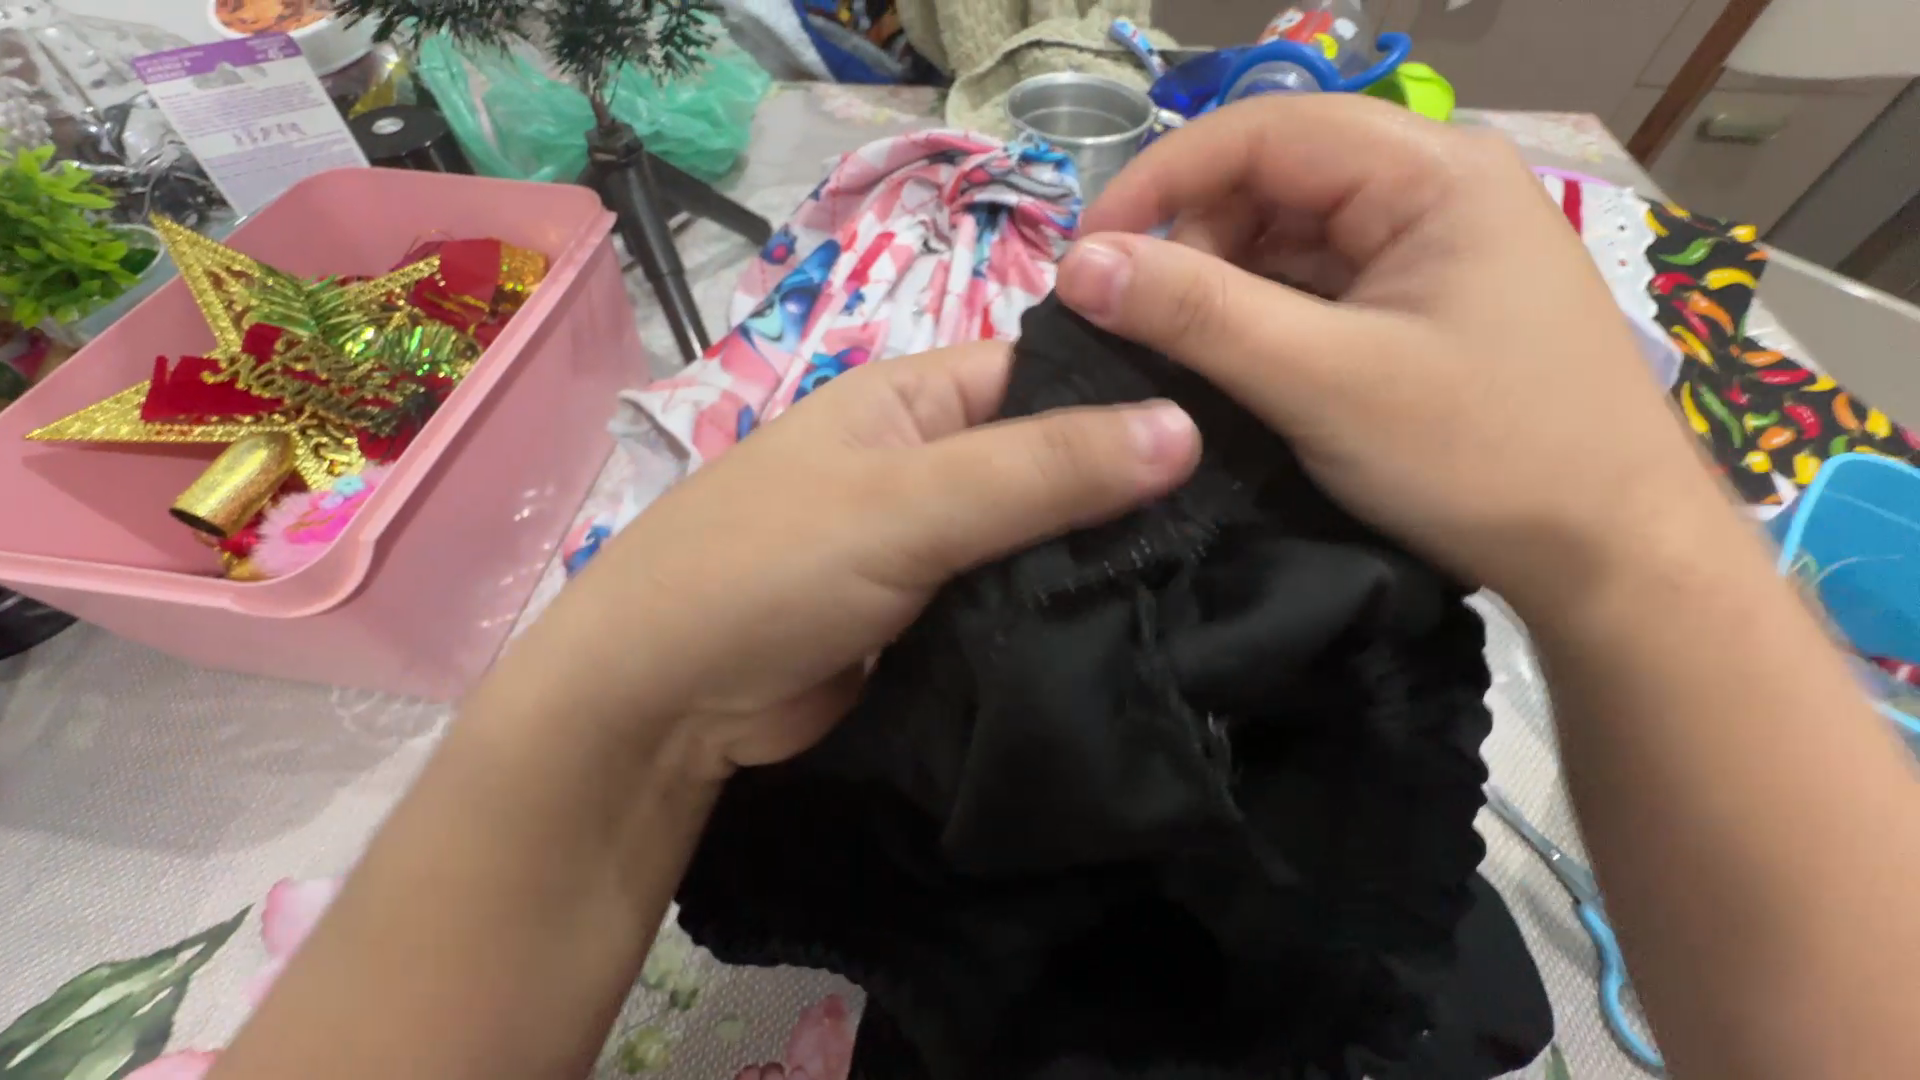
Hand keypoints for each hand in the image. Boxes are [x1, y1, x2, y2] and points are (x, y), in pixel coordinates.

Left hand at [517, 343, 1198, 778]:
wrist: (664, 705)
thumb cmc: (767, 571)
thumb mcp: (907, 505)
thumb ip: (1041, 469)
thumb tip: (1185, 427)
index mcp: (917, 398)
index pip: (1051, 374)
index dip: (1133, 398)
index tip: (1233, 436)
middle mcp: (932, 461)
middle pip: (1054, 461)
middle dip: (1130, 492)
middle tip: (1247, 522)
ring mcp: (935, 545)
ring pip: (1043, 540)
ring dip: (1104, 561)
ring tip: (1221, 577)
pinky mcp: (937, 619)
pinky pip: (1018, 604)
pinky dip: (1065, 614)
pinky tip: (1145, 630)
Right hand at [1055, 95, 1734, 609]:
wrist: (1604, 552)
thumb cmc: (1477, 455)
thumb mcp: (1321, 380)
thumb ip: (1196, 315)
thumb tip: (1078, 267)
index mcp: (1429, 171)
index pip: (1261, 132)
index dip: (1158, 183)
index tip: (1083, 256)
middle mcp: (1430, 188)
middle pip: (1271, 183)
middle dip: (1192, 247)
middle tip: (1142, 328)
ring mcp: (1426, 249)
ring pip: (1285, 241)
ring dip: (1221, 290)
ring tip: (1189, 359)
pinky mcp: (1417, 304)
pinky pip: (1312, 288)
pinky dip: (1259, 320)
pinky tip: (1238, 367)